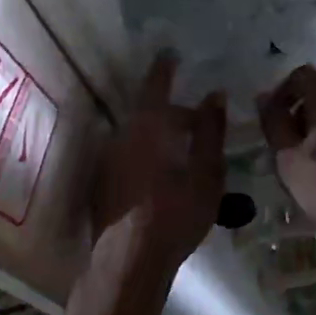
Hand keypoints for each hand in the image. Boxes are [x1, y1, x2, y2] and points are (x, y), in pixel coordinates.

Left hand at [91, 55, 227, 282]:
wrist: (128, 262)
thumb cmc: (174, 214)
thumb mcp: (206, 174)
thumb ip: (211, 131)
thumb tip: (215, 94)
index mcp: (148, 125)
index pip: (156, 84)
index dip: (165, 67)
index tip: (171, 52)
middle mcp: (121, 133)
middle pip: (149, 113)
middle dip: (174, 114)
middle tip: (198, 124)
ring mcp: (106, 158)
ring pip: (137, 135)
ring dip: (159, 136)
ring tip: (183, 153)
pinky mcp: (100, 181)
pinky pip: (127, 154)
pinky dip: (145, 153)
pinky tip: (160, 176)